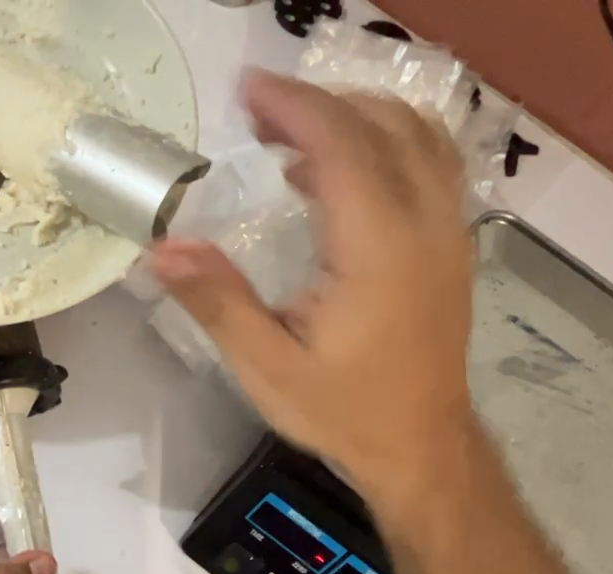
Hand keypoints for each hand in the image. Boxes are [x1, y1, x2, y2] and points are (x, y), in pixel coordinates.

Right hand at [150, 71, 479, 518]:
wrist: (419, 444)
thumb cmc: (341, 410)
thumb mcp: (266, 366)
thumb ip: (218, 302)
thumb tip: (162, 249)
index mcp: (377, 249)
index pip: (341, 145)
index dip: (293, 106)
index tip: (246, 91)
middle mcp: (424, 223)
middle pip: (383, 124)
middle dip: (319, 103)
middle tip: (257, 113)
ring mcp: (447, 229)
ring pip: (416, 135)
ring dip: (355, 118)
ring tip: (292, 135)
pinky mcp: (450, 243)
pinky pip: (428, 163)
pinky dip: (382, 145)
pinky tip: (334, 174)